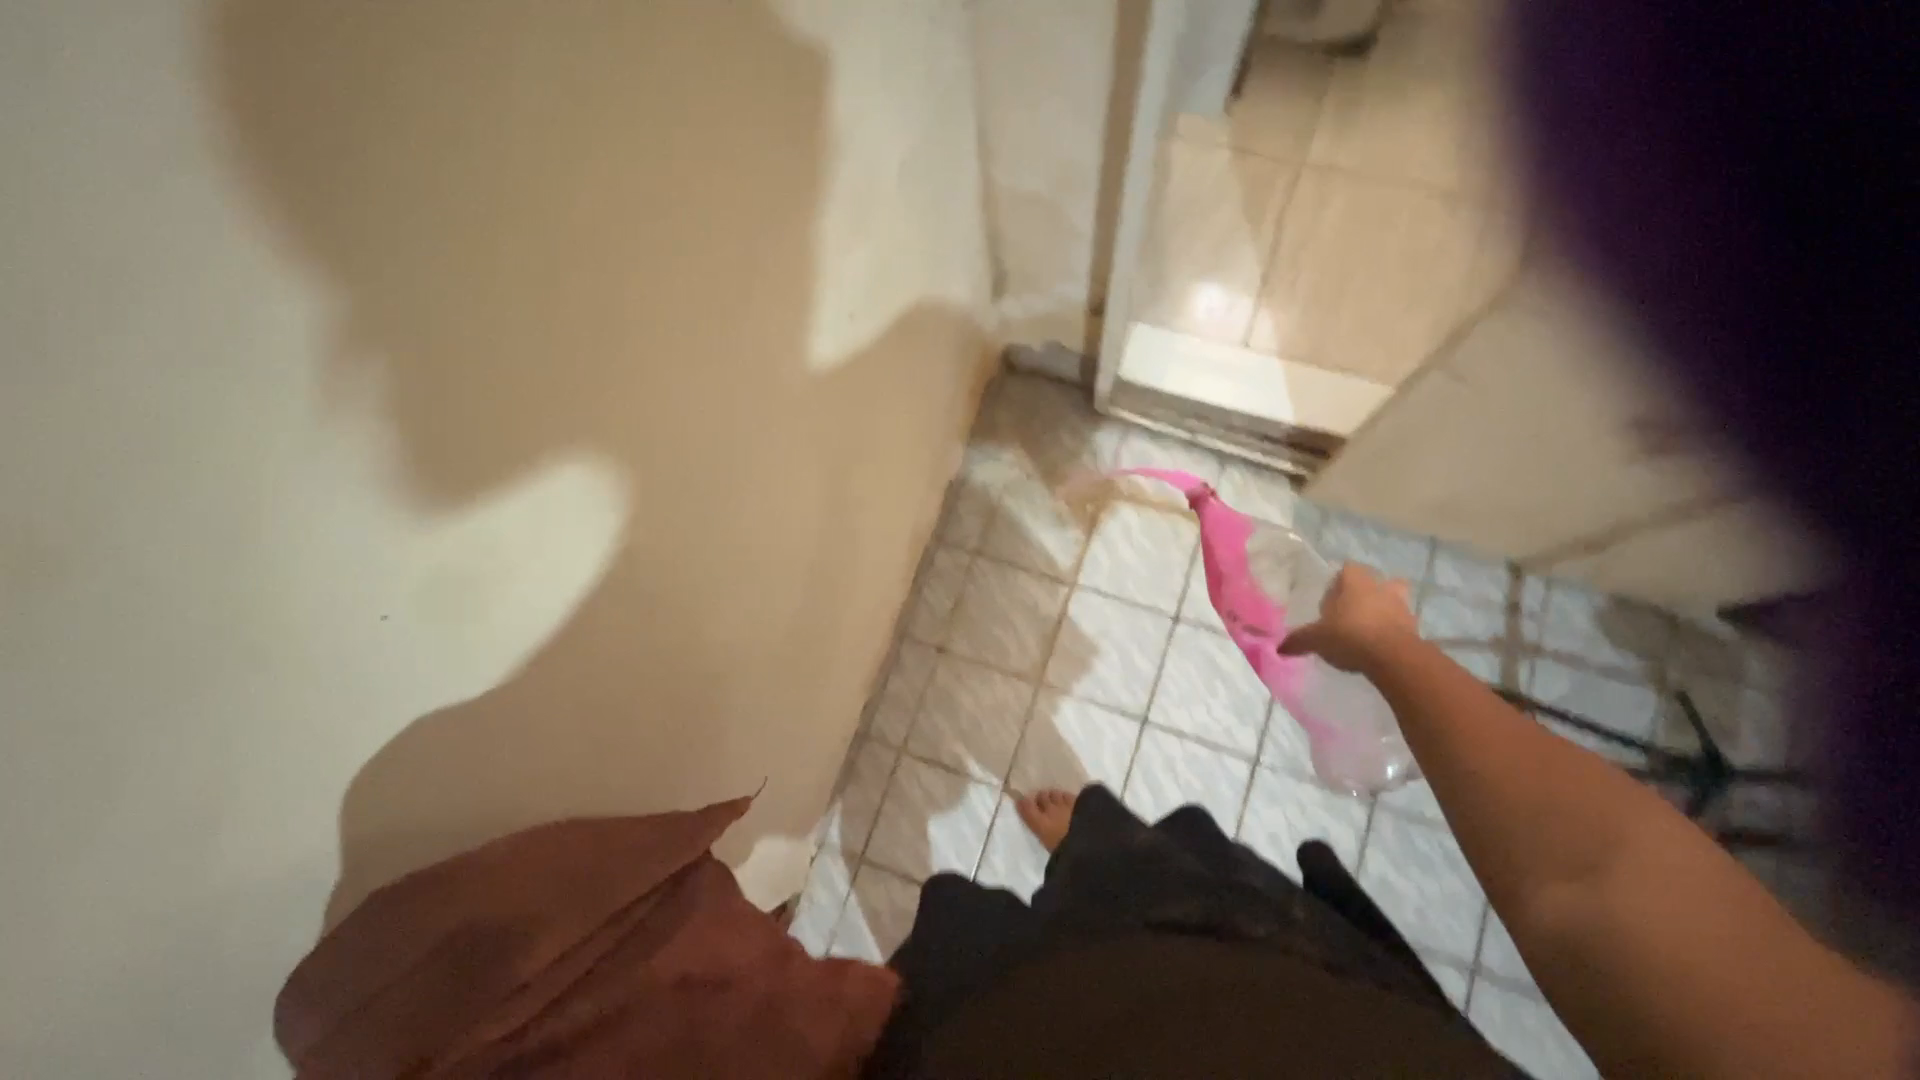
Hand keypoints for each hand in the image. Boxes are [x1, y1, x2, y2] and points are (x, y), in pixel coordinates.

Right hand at [1278, 562, 1417, 672]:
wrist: (1392, 657)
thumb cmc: (1349, 635)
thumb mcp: (1316, 639)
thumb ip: (1298, 640)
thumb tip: (1280, 648)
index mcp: (1356, 582)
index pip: (1348, 568)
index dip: (1339, 580)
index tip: (1331, 596)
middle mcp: (1381, 587)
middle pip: (1376, 582)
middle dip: (1366, 593)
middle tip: (1351, 611)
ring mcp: (1402, 607)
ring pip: (1393, 601)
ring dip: (1383, 611)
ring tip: (1366, 630)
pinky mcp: (1415, 628)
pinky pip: (1401, 625)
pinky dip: (1392, 632)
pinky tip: (1378, 647)